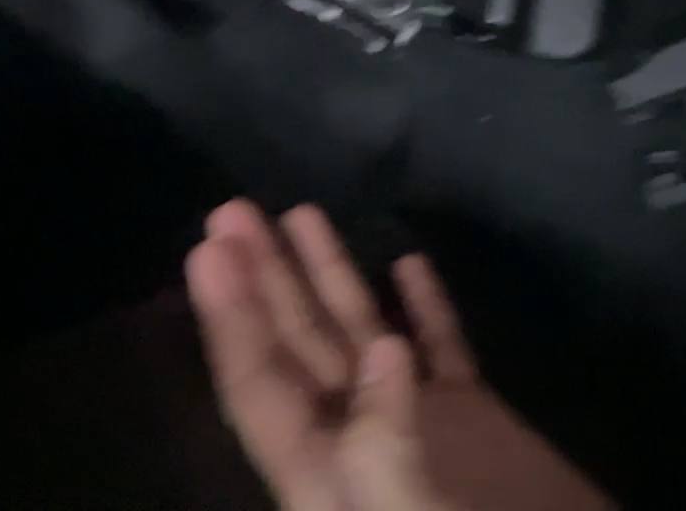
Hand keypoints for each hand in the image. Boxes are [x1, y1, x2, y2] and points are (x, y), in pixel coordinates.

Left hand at [185, 199, 612, 510]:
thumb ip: (388, 445)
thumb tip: (385, 347)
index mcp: (326, 472)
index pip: (262, 383)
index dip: (230, 316)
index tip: (211, 250)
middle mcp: (360, 435)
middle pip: (300, 345)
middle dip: (265, 278)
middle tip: (232, 212)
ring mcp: (419, 419)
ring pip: (361, 333)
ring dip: (331, 276)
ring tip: (302, 215)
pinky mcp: (473, 412)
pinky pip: (442, 343)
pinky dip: (423, 304)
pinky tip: (408, 262)